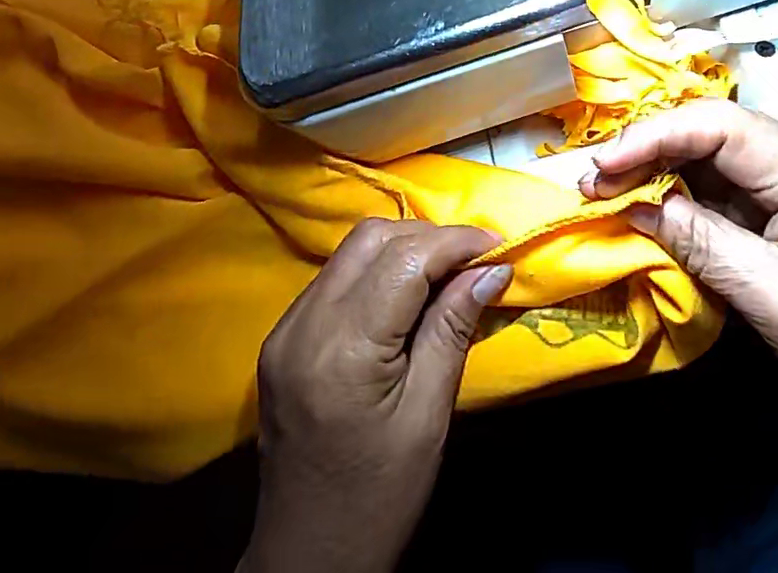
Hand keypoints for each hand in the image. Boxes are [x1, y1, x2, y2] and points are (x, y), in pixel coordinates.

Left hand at [239, 219, 513, 572]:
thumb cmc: (380, 497)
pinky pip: (332, 278)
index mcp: (343, 348)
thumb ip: (452, 330)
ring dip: (401, 248)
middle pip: (370, 239)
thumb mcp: (428, 417)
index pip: (402, 259)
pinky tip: (404, 291)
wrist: (306, 552)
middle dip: (427, 237)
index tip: (497, 246)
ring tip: (447, 269)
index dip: (453, 242)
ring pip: (349, 251)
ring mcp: (285, 325)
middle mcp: (304, 322)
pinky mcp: (281, 334)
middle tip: (474, 258)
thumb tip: (490, 271)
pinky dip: (374, 270)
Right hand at [581, 99, 777, 473]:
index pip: (721, 125)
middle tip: (594, 184)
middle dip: (647, 151)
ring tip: (609, 193)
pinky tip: (649, 206)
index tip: (601, 167)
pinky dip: (680, 194)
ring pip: (712, 156)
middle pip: (712, 132)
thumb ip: (700, 242)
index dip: (652, 136)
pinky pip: (724, 186)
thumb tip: (630, 204)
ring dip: (658, 171)